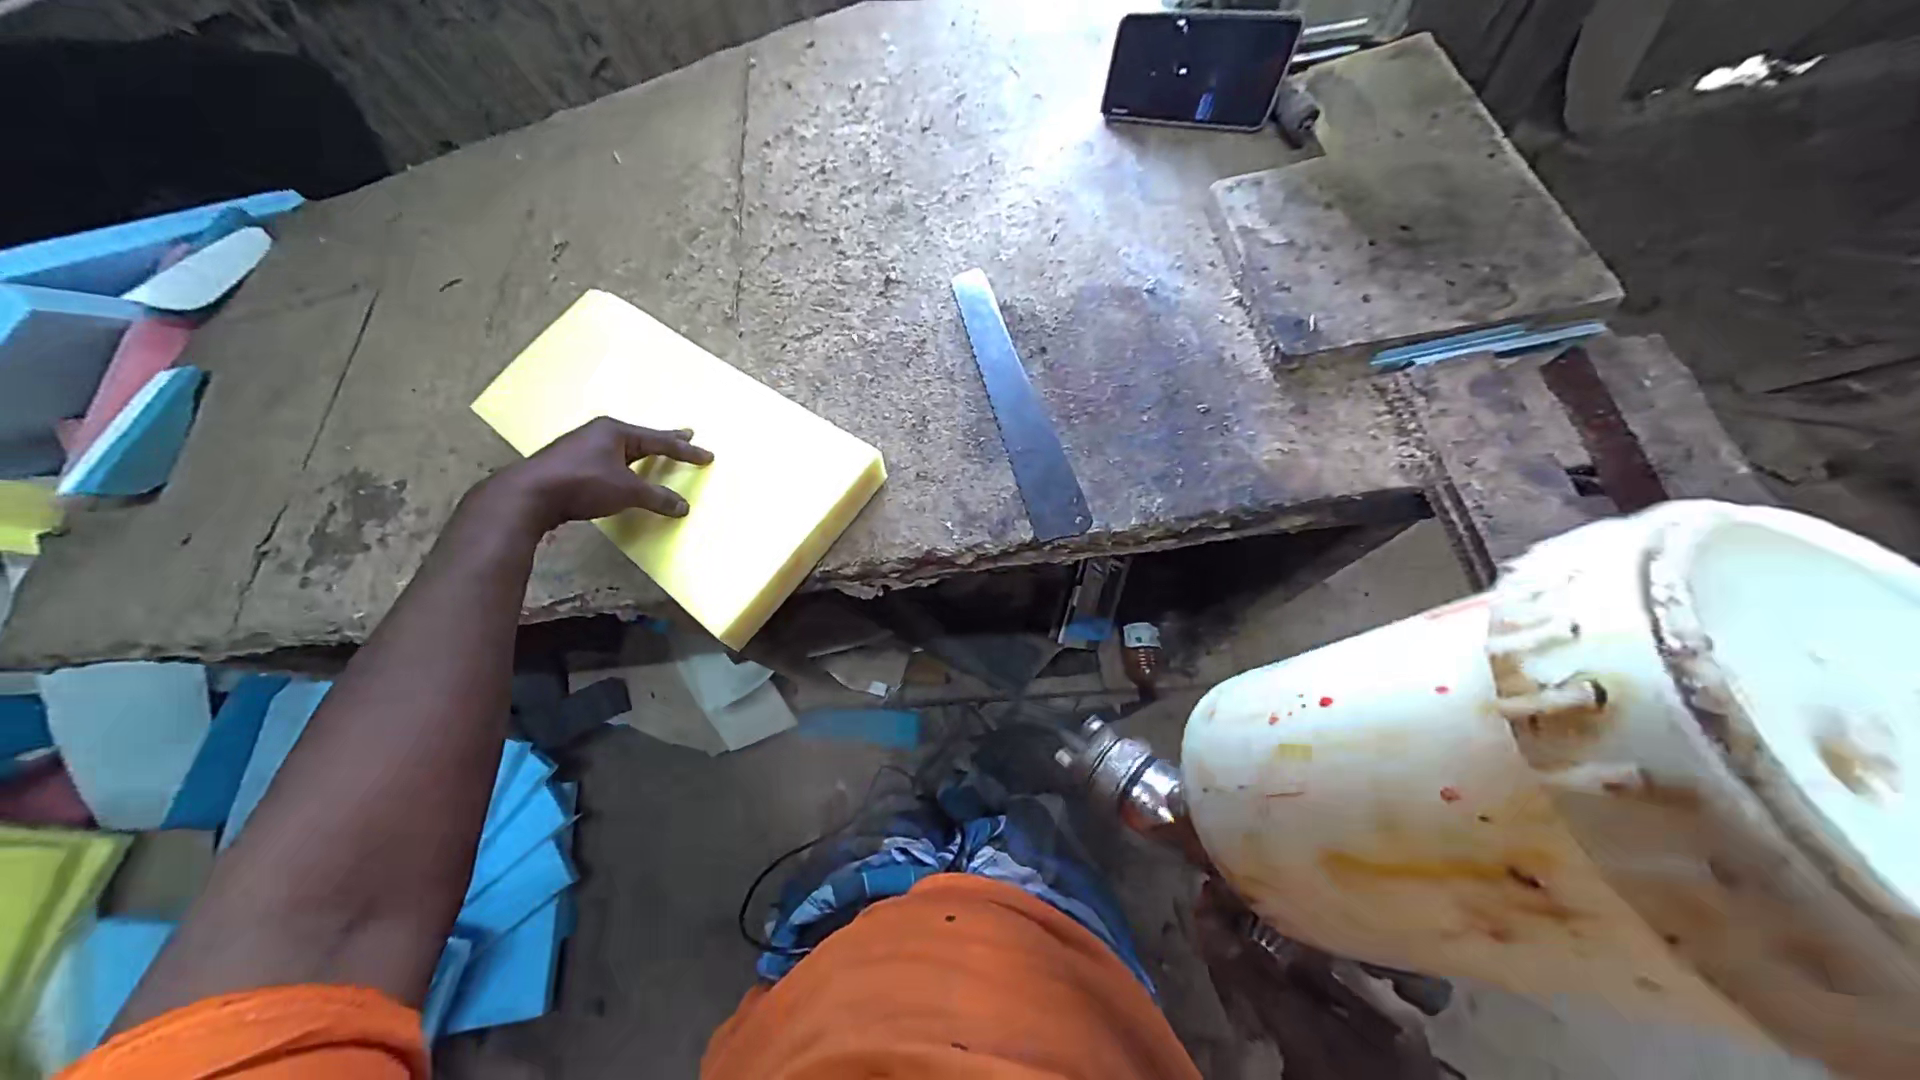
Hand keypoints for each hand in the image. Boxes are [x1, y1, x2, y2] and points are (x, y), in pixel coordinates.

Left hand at [481, 417, 712, 534]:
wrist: (529, 494)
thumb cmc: (582, 484)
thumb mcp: (626, 491)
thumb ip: (657, 498)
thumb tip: (683, 507)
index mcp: (616, 432)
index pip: (660, 440)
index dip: (686, 450)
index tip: (708, 456)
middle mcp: (599, 433)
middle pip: (642, 438)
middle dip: (665, 440)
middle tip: (686, 434)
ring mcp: (582, 447)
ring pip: (623, 449)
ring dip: (643, 453)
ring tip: (657, 453)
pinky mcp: (570, 464)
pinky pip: (609, 460)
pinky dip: (625, 465)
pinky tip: (625, 470)